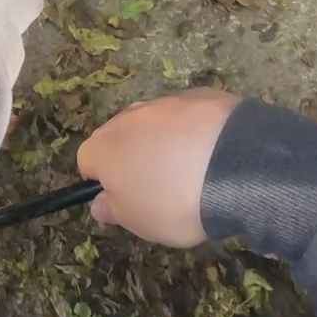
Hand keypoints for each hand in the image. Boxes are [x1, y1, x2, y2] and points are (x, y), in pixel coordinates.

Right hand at [77, 88, 241, 246]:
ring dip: (162, 142)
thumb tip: (99, 203)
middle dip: (132, 157)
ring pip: (152, 123)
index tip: (125, 199)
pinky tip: (213, 152)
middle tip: (157, 187)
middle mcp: (127, 117)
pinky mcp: (197, 95)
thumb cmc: (173, 201)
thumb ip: (114, 210)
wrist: (231, 164)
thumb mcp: (139, 222)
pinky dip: (192, 131)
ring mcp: (163, 102)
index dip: (102, 181)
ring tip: (190, 170)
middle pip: (119, 137)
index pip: (86, 160)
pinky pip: (186, 115)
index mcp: (104, 147)